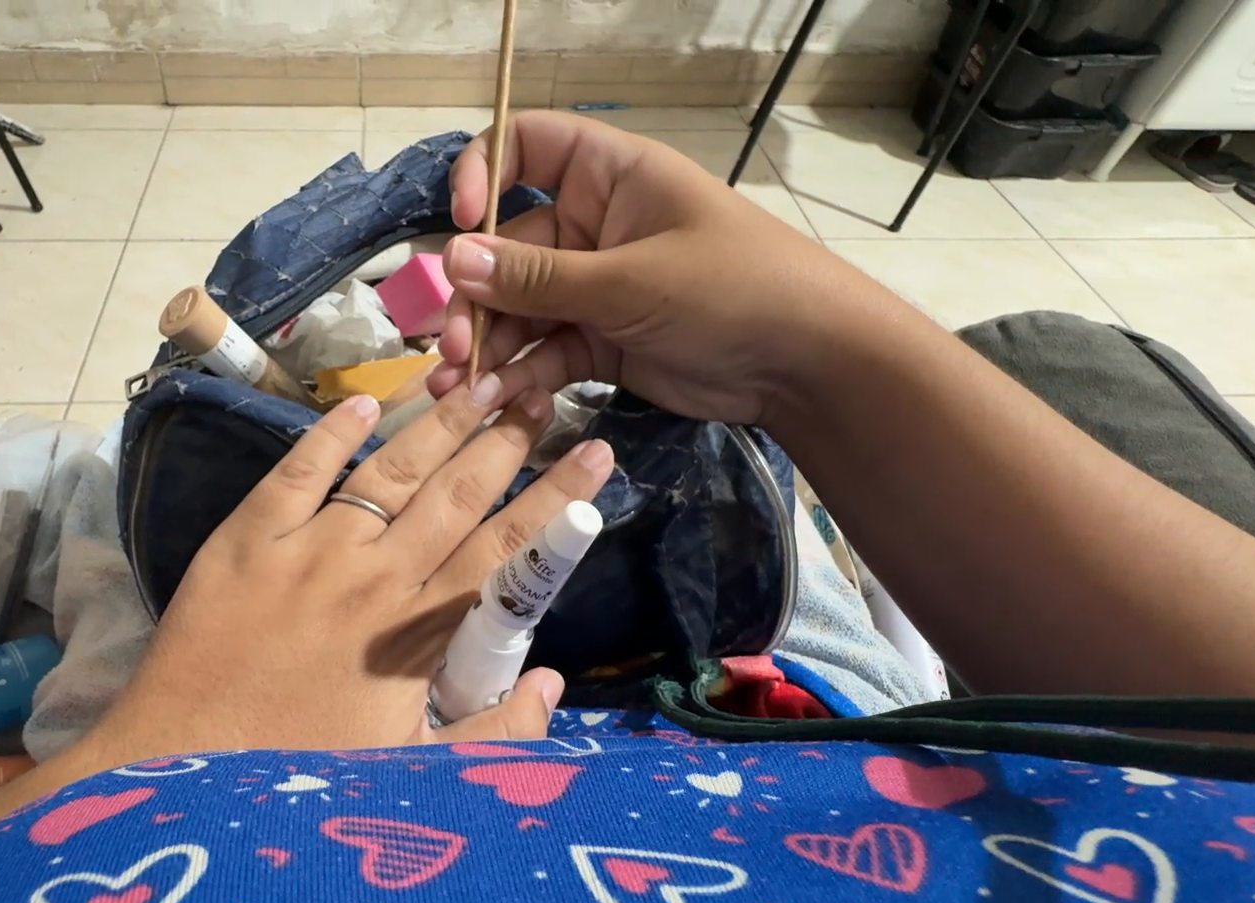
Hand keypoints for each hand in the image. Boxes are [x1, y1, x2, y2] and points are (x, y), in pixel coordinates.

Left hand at [96, 380, 614, 758]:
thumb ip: (495, 733)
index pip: (506, 551)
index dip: (556, 499)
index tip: (596, 453)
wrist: (182, 766)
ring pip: (390, 471)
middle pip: (456, 495)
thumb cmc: (301, 775)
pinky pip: (298, 471)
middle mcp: (373, 575)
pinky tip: (366, 401)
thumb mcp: (413, 774)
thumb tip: (555, 681)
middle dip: (506, 441)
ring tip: (480, 380)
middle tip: (540, 390)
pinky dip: (331, 434)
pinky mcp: (248, 537)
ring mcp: (308, 548)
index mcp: (418, 631)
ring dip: (440, 424)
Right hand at [428, 110, 902, 426]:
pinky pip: (543, 354)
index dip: (482, 174)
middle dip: (476, 300)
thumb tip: (453, 260)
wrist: (802, 367)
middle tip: (455, 351)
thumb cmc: (731, 290)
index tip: (461, 222)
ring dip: (489, 349)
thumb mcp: (631, 280)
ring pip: (519, 312)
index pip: (526, 146)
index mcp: (607, 178)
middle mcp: (590, 229)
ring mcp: (592, 290)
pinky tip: (497, 403)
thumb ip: (539, 277)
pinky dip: (520, 378)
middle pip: (507, 251)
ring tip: (460, 391)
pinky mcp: (597, 344)